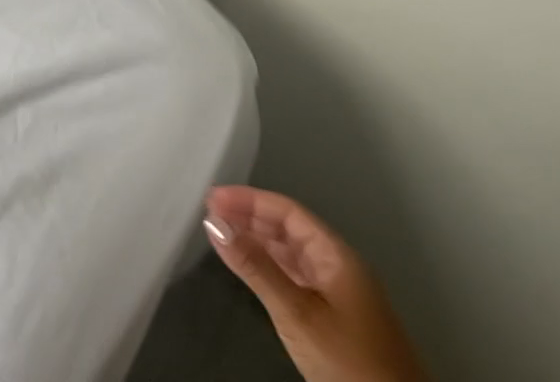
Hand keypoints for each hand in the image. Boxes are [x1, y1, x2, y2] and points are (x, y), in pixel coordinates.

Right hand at [204, 186, 426, 381]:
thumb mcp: (297, 312)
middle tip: (209, 211)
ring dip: (256, 238)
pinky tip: (247, 265)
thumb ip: (256, 267)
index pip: (289, 212)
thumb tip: (215, 224)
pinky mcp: (332, 314)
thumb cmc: (349, 361)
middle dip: (250, 215)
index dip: (250, 200)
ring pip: (291, 251)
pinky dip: (267, 263)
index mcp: (337, 257)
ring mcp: (337, 292)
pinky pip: (294, 274)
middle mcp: (339, 266)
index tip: (213, 197)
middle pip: (290, 228)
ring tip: (220, 231)